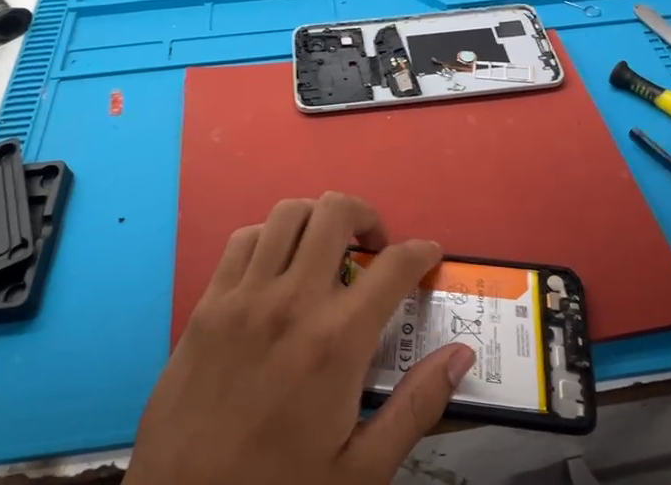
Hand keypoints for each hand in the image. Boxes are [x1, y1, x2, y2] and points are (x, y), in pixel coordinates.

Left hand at [126, 193, 474, 484]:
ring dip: (318, 219)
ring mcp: (244, 295)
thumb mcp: (361, 469)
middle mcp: (291, 300)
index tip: (428, 256)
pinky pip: (244, 238)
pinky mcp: (209, 302)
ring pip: (288, 213)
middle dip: (367, 216)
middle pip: (335, 212)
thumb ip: (416, 407)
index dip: (422, 252)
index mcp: (336, 341)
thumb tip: (461, 355)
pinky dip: (270, 235)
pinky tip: (278, 264)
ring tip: (329, 248)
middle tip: (375, 247)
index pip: (394, 266)